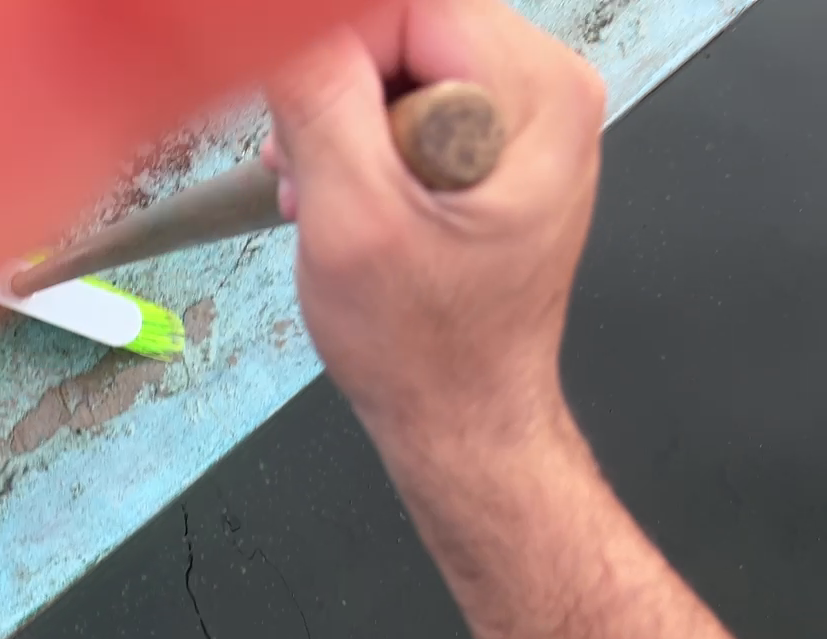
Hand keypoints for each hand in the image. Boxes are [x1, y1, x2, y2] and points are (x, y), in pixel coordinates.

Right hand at [262, 0, 606, 453]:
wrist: (454, 411)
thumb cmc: (413, 339)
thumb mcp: (350, 222)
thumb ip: (323, 113)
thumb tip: (287, 39)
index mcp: (530, 94)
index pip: (408, 11)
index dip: (330, 60)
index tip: (290, 130)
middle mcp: (538, 96)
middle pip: (405, 41)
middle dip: (331, 104)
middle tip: (299, 177)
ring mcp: (515, 133)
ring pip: (400, 84)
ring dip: (336, 136)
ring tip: (313, 201)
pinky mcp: (486, 166)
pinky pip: (407, 127)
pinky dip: (356, 160)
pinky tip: (337, 207)